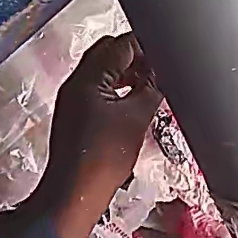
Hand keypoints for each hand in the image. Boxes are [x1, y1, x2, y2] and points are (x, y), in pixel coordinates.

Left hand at [34, 34, 163, 237]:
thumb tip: (160, 74)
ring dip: (126, 73)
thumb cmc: (102, 158)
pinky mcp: (74, 115)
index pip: (119, 45)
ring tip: (150, 86)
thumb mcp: (137, 118)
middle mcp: (75, 83)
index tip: (165, 53)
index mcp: (87, 78)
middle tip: (159, 69)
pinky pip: (97, 90)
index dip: (145, 46)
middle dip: (135, 57)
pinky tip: (133, 102)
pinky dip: (116, 89)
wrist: (75, 192)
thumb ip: (151, 88)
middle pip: (107, 54)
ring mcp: (72, 99)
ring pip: (102, 72)